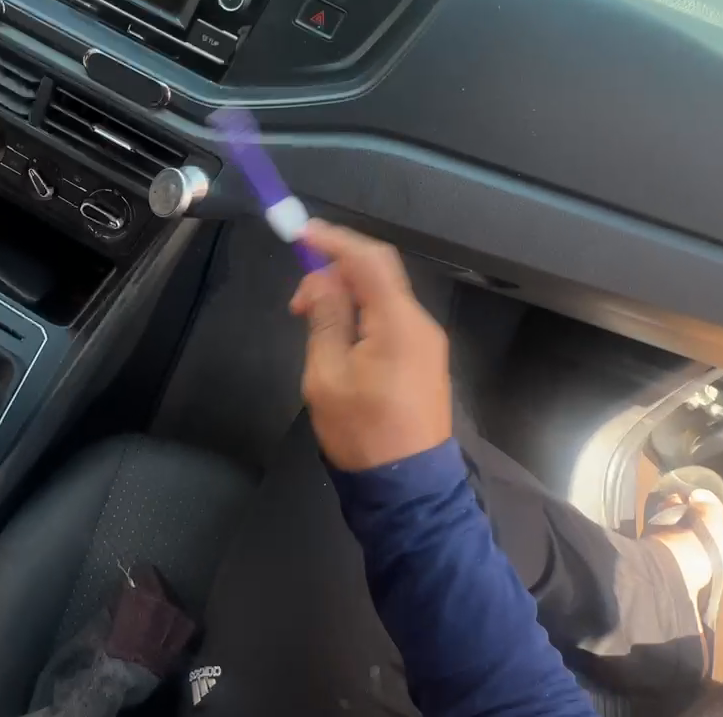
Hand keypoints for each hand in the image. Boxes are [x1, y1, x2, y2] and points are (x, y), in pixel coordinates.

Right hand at [290, 221, 452, 470]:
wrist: (408, 490)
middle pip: (377, 274)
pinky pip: (388, 319)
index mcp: (398, 324)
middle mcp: (419, 325)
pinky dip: (359, 313)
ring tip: (309, 319)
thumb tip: (321, 279)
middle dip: (334, 271)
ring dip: (344, 295)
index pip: (369, 260)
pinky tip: (335, 335)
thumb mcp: (327, 375)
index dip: (334, 239)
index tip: (300, 233)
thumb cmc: (361, 432)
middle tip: (297, 300)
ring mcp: (425, 343)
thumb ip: (326, 318)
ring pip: (381, 296)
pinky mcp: (422, 359)